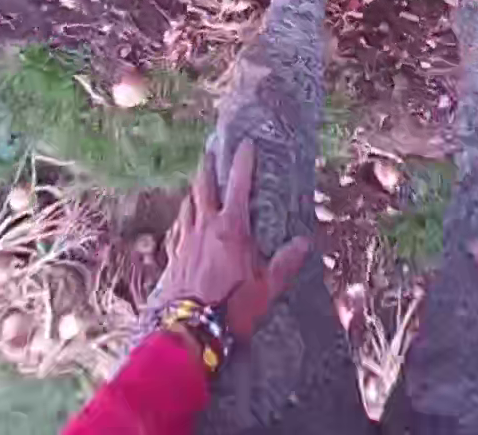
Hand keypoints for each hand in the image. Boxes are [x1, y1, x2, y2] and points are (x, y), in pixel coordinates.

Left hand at [162, 140, 312, 339]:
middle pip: (204, 186)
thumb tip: (304, 242)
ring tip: (198, 184)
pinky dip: (182, 219)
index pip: (238, 183)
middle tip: (210, 151)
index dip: (243, 160)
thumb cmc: (230, 310)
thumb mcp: (266, 288)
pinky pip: (177, 228)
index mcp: (231, 226)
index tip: (246, 143)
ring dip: (194, 191)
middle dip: (208, 166)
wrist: (187, 335)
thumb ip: (285, 263)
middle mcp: (206, 226)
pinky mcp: (173, 257)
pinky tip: (183, 222)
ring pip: (188, 204)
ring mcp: (186, 240)